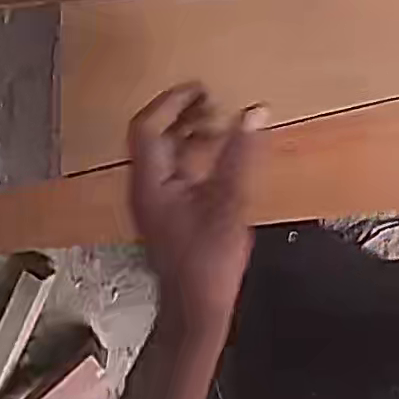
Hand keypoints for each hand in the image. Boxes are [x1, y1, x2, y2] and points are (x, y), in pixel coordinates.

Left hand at [127, 83, 264, 338]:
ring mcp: (153, 199)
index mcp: (151, 182)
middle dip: (180, 111)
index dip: (172, 101)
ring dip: (187, 130)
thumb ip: (240, 153)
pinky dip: (192, 151)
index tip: (198, 89)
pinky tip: (215, 153)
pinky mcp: (165, 209)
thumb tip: (253, 113)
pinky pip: (172, 167)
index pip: (147, 126)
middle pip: (152, 134)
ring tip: (216, 121)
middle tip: (208, 99)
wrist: (194, 309)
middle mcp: (145, 187)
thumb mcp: (230, 201)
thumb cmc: (206, 264)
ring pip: (162, 150)